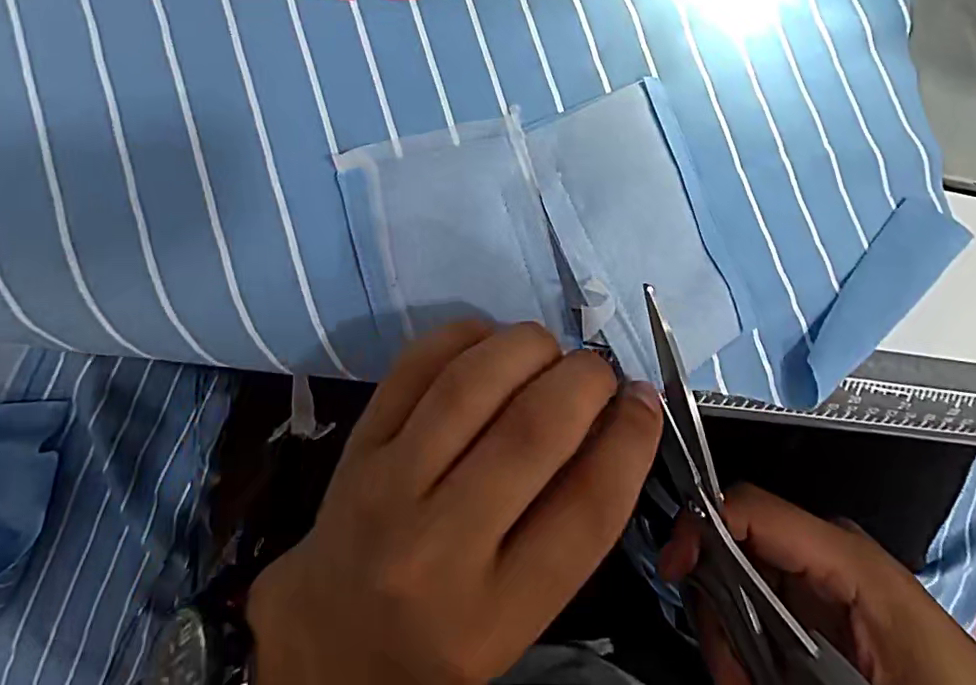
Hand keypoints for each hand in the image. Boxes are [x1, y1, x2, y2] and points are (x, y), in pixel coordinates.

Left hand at [246, 321, 663, 684]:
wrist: (332, 640)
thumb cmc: (444, 631)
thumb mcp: (521, 612)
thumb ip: (572, 522)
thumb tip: (618, 415)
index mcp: (494, 615)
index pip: (587, 507)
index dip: (632, 437)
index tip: (644, 400)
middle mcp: (435, 551)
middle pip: (533, 432)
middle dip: (585, 380)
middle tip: (599, 371)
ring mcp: (385, 489)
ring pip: (470, 385)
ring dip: (527, 346)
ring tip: (549, 349)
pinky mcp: (356, 446)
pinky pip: (415, 365)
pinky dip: (466, 335)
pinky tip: (491, 340)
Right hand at [660, 484, 975, 684]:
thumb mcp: (857, 680)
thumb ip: (777, 650)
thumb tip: (726, 636)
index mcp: (847, 553)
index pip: (751, 505)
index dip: (702, 524)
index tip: (675, 565)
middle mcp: (833, 553)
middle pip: (739, 544)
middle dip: (716, 599)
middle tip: (728, 664)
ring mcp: (831, 580)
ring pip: (746, 579)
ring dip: (730, 628)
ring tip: (744, 677)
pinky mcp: (830, 608)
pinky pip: (768, 605)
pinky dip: (750, 640)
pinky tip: (758, 673)